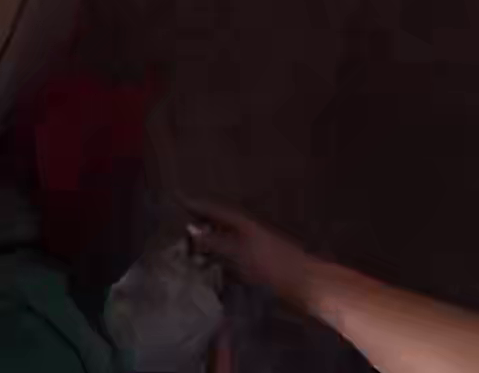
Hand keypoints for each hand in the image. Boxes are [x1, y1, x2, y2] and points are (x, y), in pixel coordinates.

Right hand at [185, 201, 329, 307]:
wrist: (306, 283)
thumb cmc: (272, 262)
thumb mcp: (239, 251)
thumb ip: (213, 240)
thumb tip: (188, 229)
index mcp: (236, 218)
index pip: (207, 205)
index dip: (190, 201)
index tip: (171, 195)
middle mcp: (240, 225)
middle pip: (212, 219)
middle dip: (193, 219)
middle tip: (172, 224)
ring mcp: (248, 243)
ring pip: (219, 236)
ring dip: (204, 240)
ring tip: (184, 246)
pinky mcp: (253, 260)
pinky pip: (227, 253)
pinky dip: (215, 255)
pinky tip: (208, 265)